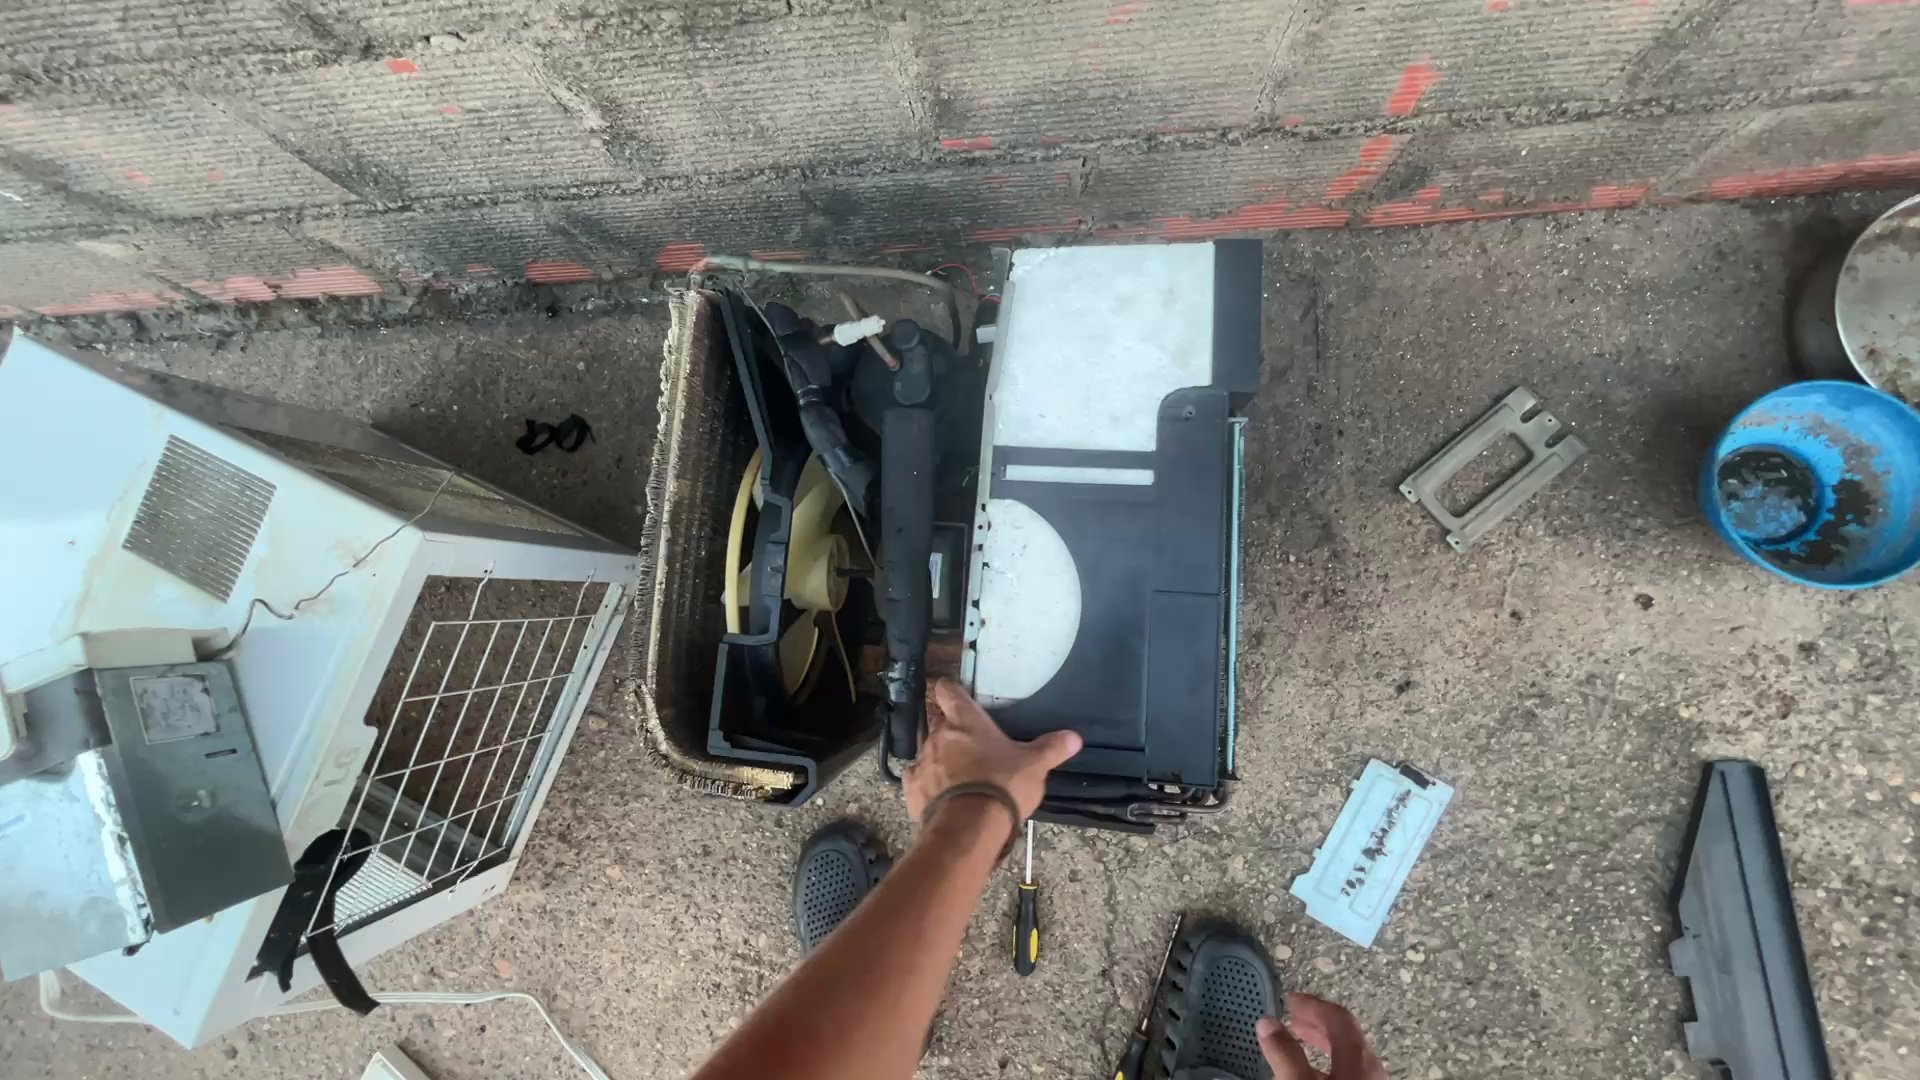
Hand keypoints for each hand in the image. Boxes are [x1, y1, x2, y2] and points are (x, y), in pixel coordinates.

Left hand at [903, 679, 1082, 823]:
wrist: (969, 828)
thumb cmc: (1002, 785)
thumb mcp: (1034, 766)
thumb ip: (1051, 748)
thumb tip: (1075, 737)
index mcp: (965, 720)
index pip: (947, 689)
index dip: (951, 691)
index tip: (958, 698)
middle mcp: (938, 734)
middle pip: (938, 720)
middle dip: (950, 728)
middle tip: (970, 744)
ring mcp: (922, 760)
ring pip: (927, 749)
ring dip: (940, 756)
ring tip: (958, 774)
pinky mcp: (912, 787)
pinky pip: (917, 777)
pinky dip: (927, 782)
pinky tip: (940, 794)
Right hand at [1258, 994, 1386, 1079]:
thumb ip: (1285, 1054)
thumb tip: (1266, 1021)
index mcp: (1359, 1055)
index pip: (1337, 1016)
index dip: (1311, 1003)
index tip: (1289, 998)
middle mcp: (1372, 1066)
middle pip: (1344, 1033)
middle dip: (1315, 1020)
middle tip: (1292, 1015)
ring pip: (1348, 1054)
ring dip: (1322, 1041)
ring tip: (1298, 1041)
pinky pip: (1351, 1070)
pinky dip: (1330, 1062)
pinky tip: (1314, 1072)